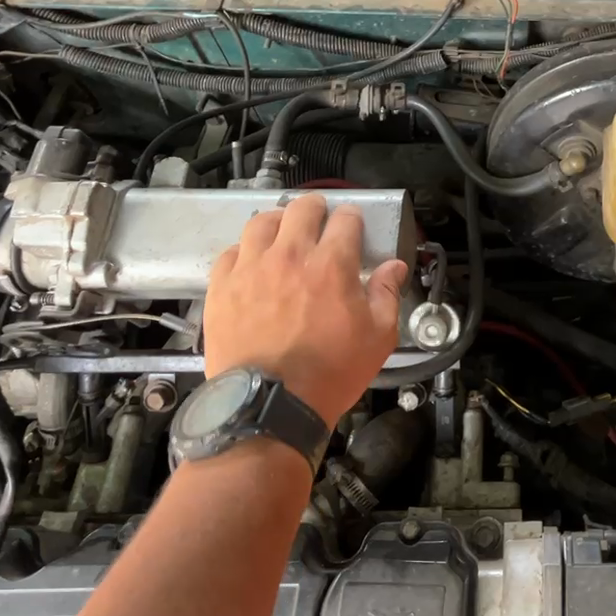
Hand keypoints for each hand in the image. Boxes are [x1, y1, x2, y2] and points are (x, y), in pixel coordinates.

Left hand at [203, 194, 408, 424]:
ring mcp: (251, 270)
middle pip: (301, 209)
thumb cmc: (328, 373)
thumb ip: (387, 294)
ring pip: (261, 222)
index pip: (346, 219)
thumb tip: (394, 268)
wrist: (269, 407)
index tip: (353, 226)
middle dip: (316, 209)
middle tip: (319, 219)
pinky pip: (230, 253)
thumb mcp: (378, 337)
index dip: (353, 219)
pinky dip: (244, 252)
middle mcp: (290, 257)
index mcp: (332, 265)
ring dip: (277, 222)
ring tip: (282, 232)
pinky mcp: (222, 288)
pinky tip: (251, 263)